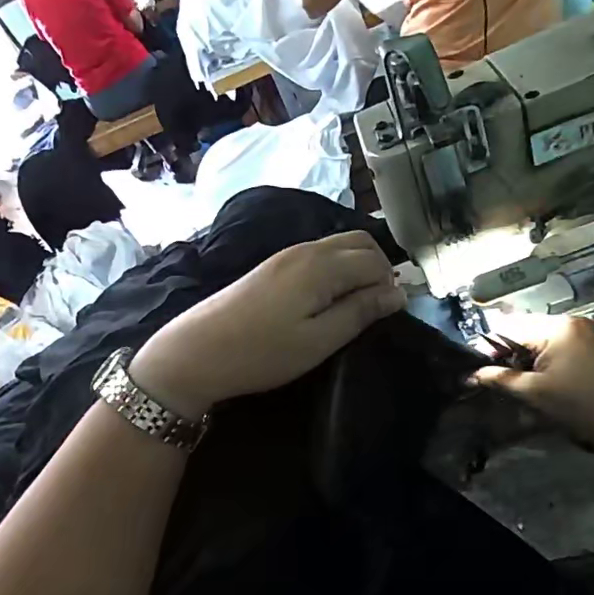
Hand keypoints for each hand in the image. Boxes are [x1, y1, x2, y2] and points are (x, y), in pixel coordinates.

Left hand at [131, 231, 403, 417]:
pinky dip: (337, 269)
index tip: (391, 314)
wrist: (195, 352)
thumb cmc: (262, 353)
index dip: (391, 284)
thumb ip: (361, 312)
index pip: (374, 260)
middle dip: (379, 267)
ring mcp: (286, 255)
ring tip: (357, 306)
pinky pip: (319, 255)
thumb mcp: (319, 340)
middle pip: (359, 241)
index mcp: (321, 265)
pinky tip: (330, 299)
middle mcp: (306, 249)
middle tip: (378, 306)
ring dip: (358, 267)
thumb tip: (398, 293)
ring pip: (338, 246)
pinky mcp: (272, 266)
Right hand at [471, 314, 593, 455]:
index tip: (478, 372)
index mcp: (554, 325)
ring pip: (541, 341)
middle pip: (525, 331)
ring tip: (521, 388)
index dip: (488, 348)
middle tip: (497, 384)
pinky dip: (545, 363)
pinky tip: (544, 386)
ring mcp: (585, 333)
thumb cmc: (582, 405)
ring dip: (526, 362)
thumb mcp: (535, 394)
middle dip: (508, 355)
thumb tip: (471, 375)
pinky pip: (559, 348)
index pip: (507, 326)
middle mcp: (569, 321)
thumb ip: (500, 380)